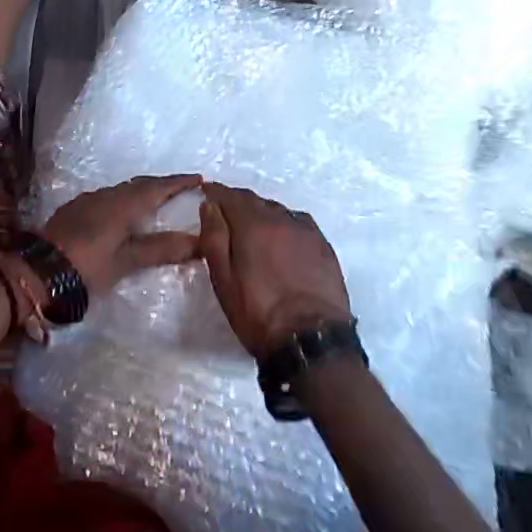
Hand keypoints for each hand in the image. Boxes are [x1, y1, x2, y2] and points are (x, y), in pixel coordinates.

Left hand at [42, 174, 203, 293]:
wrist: (38, 269)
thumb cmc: (88, 265)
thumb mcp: (127, 260)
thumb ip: (161, 248)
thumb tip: (199, 242)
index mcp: (123, 204)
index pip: (157, 187)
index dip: (178, 182)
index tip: (198, 179)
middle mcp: (106, 195)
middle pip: (139, 185)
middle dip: (161, 185)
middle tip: (180, 189)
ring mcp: (87, 201)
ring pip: (121, 191)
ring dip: (139, 193)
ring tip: (155, 202)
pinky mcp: (74, 210)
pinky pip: (106, 198)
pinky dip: (122, 202)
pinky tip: (121, 215)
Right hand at [198, 183, 351, 356]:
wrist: (311, 340)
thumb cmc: (258, 313)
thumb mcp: (223, 279)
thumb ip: (214, 237)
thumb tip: (210, 205)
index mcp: (253, 225)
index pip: (230, 196)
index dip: (216, 192)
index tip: (206, 191)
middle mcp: (281, 219)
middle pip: (255, 201)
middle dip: (238, 203)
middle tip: (226, 213)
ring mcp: (306, 232)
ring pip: (278, 211)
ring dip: (262, 213)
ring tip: (253, 227)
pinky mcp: (324, 246)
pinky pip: (299, 223)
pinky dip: (285, 224)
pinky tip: (282, 237)